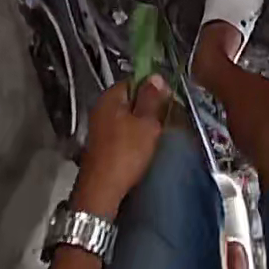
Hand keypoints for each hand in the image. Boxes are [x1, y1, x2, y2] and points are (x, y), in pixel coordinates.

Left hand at [73, 76, 170, 217]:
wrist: (101, 192)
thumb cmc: (126, 153)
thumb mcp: (146, 123)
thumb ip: (152, 98)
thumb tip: (156, 77)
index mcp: (110, 97)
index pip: (135, 80)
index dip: (154, 88)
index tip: (168, 100)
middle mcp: (101, 108)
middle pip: (131, 99)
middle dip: (149, 107)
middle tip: (165, 118)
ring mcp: (99, 127)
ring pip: (127, 117)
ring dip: (142, 124)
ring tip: (156, 134)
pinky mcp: (101, 145)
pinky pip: (122, 133)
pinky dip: (133, 137)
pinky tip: (143, 148)